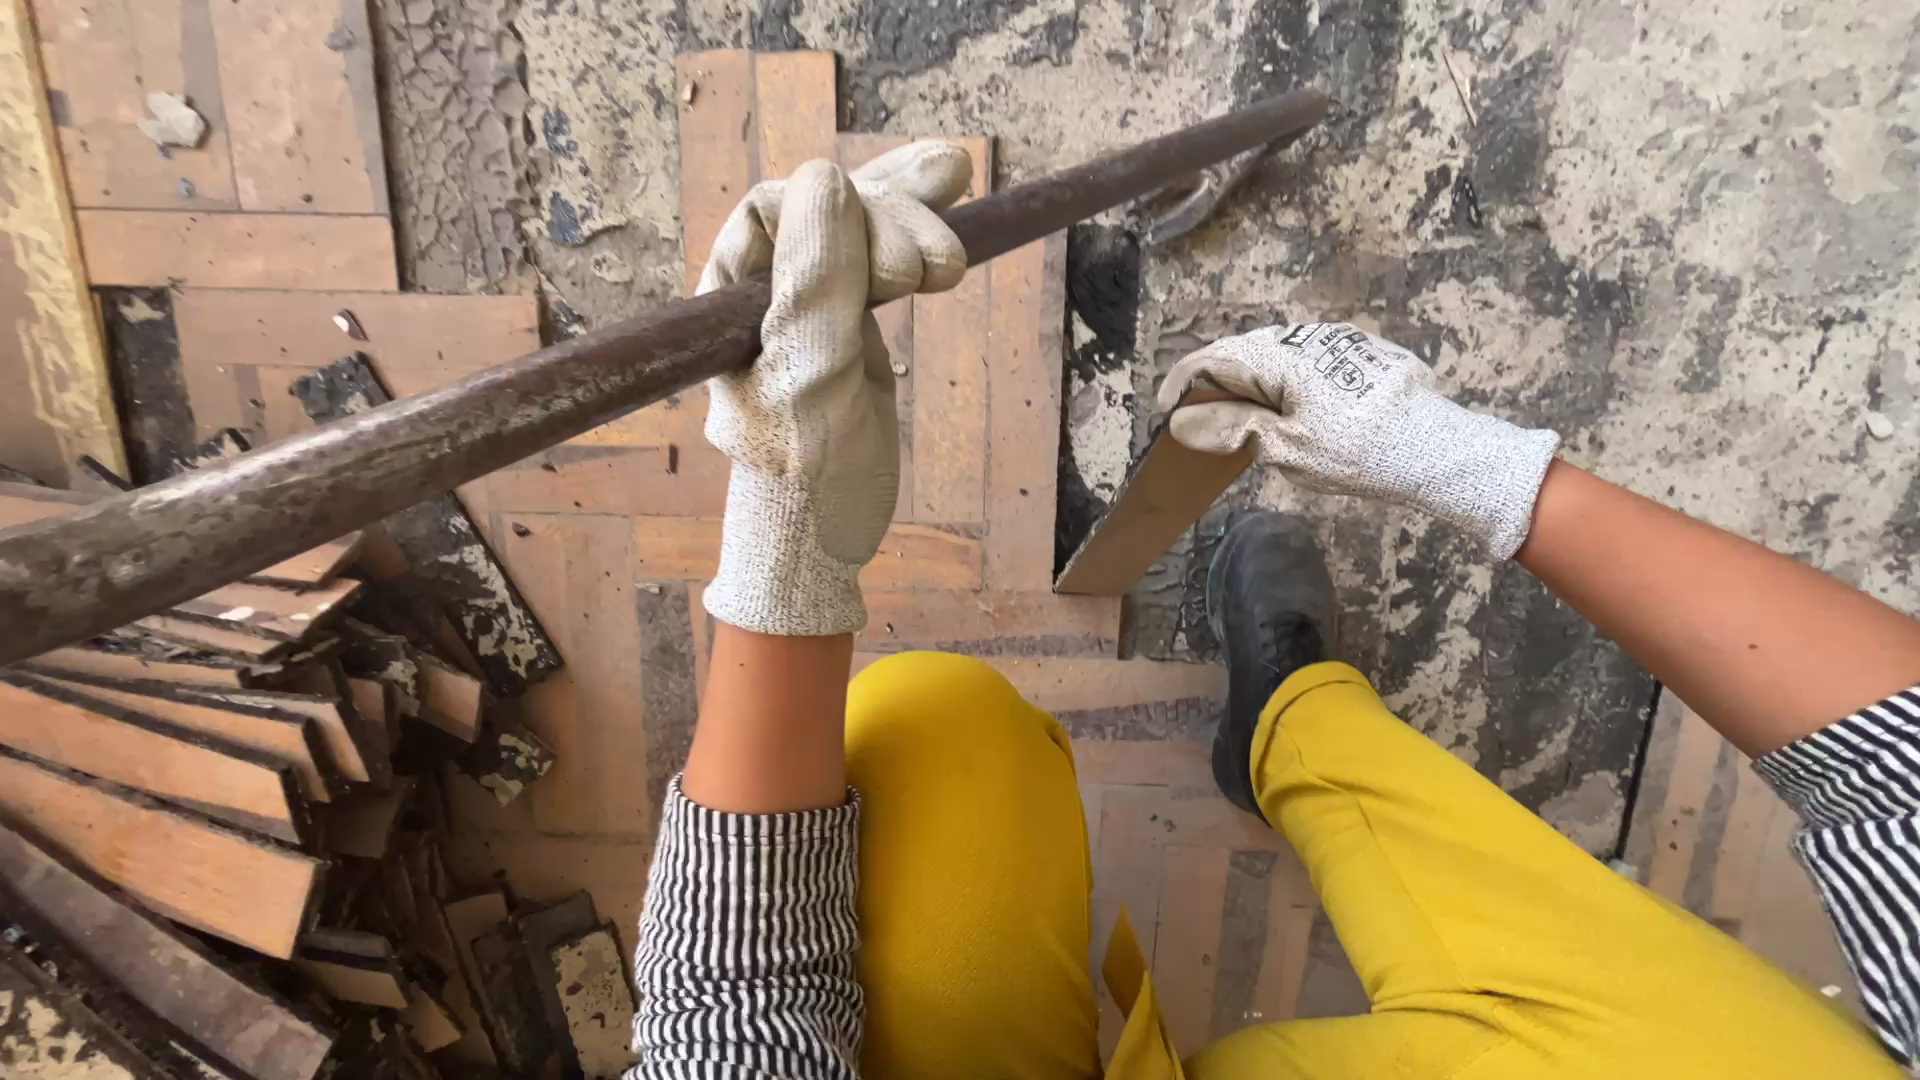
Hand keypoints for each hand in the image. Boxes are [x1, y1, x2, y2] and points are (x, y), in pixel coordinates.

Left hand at [699, 143, 972, 634]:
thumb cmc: (807, 477)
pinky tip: (950, 201)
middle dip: (890, 223)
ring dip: (909, 208)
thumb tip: (827, 177)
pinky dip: (914, 238)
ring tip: (958, 175)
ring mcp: (813, 311)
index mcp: (732, 306)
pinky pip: (880, 269)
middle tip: (946, 264)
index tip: (904, 269)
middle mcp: (767, 298)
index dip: (842, 221)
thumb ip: (816, 286)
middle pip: (826, 219)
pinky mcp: (851, 331)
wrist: (828, 538)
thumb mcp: (812, 382)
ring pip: (858, 234)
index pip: (776, 216)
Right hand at [1157, 322, 1560, 558]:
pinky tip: (1278, 404)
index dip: (1183, 382)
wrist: (1439, 451)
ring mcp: (1336, 343)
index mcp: (1284, 358)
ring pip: (1272, 351)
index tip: (1164, 410)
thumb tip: (1183, 418)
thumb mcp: (1286, 448)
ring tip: (1231, 411)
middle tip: (1194, 413)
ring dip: (1245, 377)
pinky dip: (1275, 378)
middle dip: (1211, 378)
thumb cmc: (1358, 453)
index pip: (1217, 358)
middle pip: (1242, 349)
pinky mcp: (1357, 353)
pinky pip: (1300, 357)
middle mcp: (1308, 339)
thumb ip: (1232, 427)